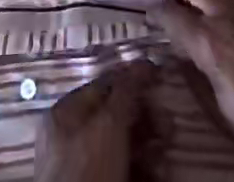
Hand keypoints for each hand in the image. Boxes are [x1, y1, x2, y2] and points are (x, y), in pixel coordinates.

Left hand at [34, 60, 158, 181]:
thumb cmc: (88, 172)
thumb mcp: (107, 126)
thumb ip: (125, 91)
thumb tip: (142, 62)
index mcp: (66, 113)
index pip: (105, 83)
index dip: (134, 78)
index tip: (162, 76)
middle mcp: (73, 137)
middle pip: (118, 115)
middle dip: (147, 119)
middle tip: (168, 128)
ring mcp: (87, 168)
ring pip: (126, 146)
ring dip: (151, 147)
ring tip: (163, 157)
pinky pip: (128, 172)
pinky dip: (146, 171)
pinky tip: (160, 175)